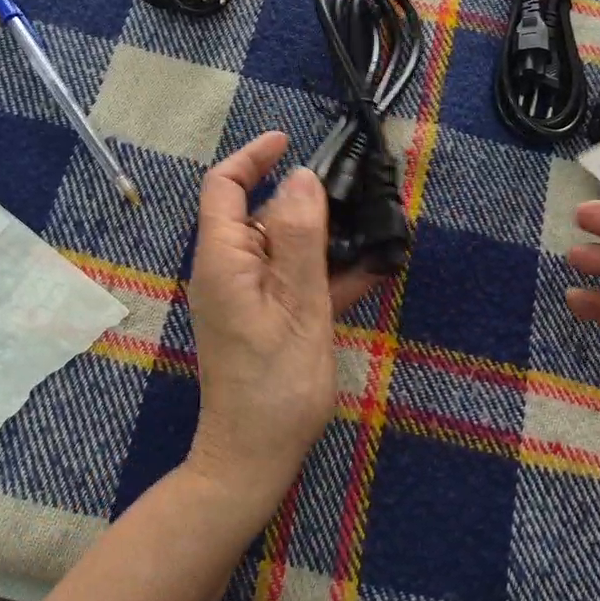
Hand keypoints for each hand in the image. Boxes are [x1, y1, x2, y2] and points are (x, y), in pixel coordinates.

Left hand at [184, 132, 379, 501]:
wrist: (253, 459)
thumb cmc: (275, 384)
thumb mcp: (298, 306)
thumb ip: (301, 239)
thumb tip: (303, 176)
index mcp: (223, 259)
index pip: (224, 186)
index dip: (254, 156)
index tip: (293, 142)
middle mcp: (228, 269)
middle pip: (263, 214)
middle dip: (310, 202)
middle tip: (360, 196)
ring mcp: (247, 294)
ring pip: (286, 246)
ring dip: (327, 238)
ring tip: (376, 231)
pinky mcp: (265, 316)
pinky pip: (294, 278)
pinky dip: (327, 272)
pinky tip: (372, 271)